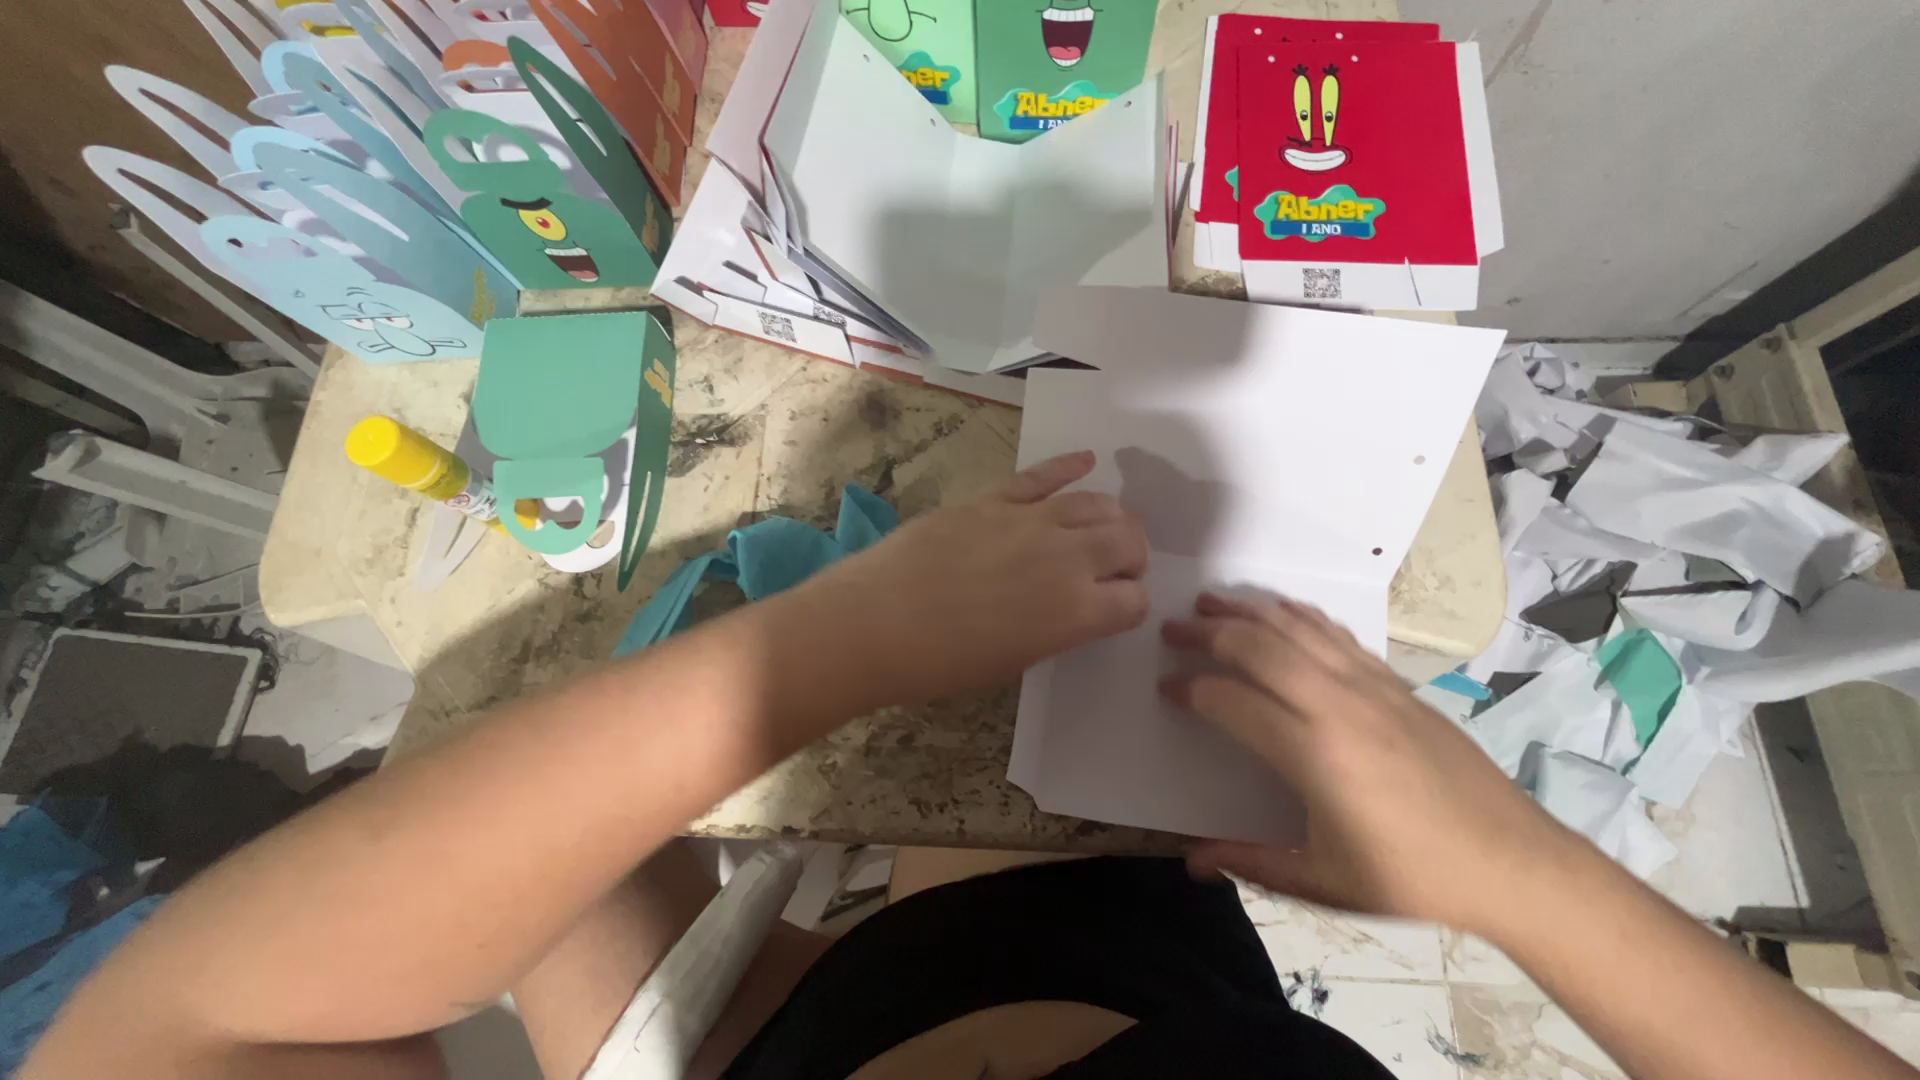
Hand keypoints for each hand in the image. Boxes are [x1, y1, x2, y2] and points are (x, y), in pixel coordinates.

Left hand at [798, 451, 1149, 706]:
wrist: (875, 623)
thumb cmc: (943, 662)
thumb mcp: (1016, 659)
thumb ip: (1057, 627)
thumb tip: (1070, 606)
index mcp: (1078, 612)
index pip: (1134, 599)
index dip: (1129, 604)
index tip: (1114, 609)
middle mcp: (1067, 558)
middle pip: (1127, 541)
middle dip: (1131, 555)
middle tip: (1115, 569)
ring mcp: (1031, 520)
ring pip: (1096, 504)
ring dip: (1111, 517)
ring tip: (1104, 528)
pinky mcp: (994, 499)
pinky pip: (1043, 476)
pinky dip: (1069, 466)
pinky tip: (1086, 460)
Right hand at [1161, 592, 1578, 935]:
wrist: (1515, 865)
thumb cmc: (1412, 878)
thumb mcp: (1323, 882)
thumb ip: (1251, 863)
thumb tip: (1191, 861)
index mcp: (1312, 753)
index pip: (1231, 701)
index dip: (1190, 690)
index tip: (1165, 688)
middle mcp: (1337, 706)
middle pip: (1258, 648)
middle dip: (1207, 633)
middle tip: (1172, 630)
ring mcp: (1371, 688)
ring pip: (1297, 630)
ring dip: (1249, 611)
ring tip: (1211, 600)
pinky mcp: (1396, 685)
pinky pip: (1338, 635)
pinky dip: (1301, 616)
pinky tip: (1282, 609)